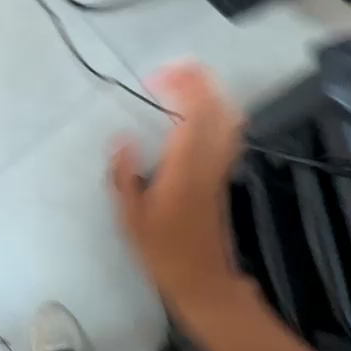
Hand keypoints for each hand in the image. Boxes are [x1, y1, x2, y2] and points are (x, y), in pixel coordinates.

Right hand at [111, 63, 258, 328]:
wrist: (203, 280)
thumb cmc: (163, 252)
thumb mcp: (131, 218)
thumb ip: (124, 175)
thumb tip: (122, 139)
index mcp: (184, 166)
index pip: (193, 111)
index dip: (181, 85)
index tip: (156, 77)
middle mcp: (208, 160)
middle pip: (216, 106)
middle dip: (197, 79)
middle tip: (169, 70)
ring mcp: (220, 167)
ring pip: (227, 118)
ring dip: (209, 94)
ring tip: (183, 85)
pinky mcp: (223, 175)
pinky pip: (228, 133)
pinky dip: (216, 112)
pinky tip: (198, 113)